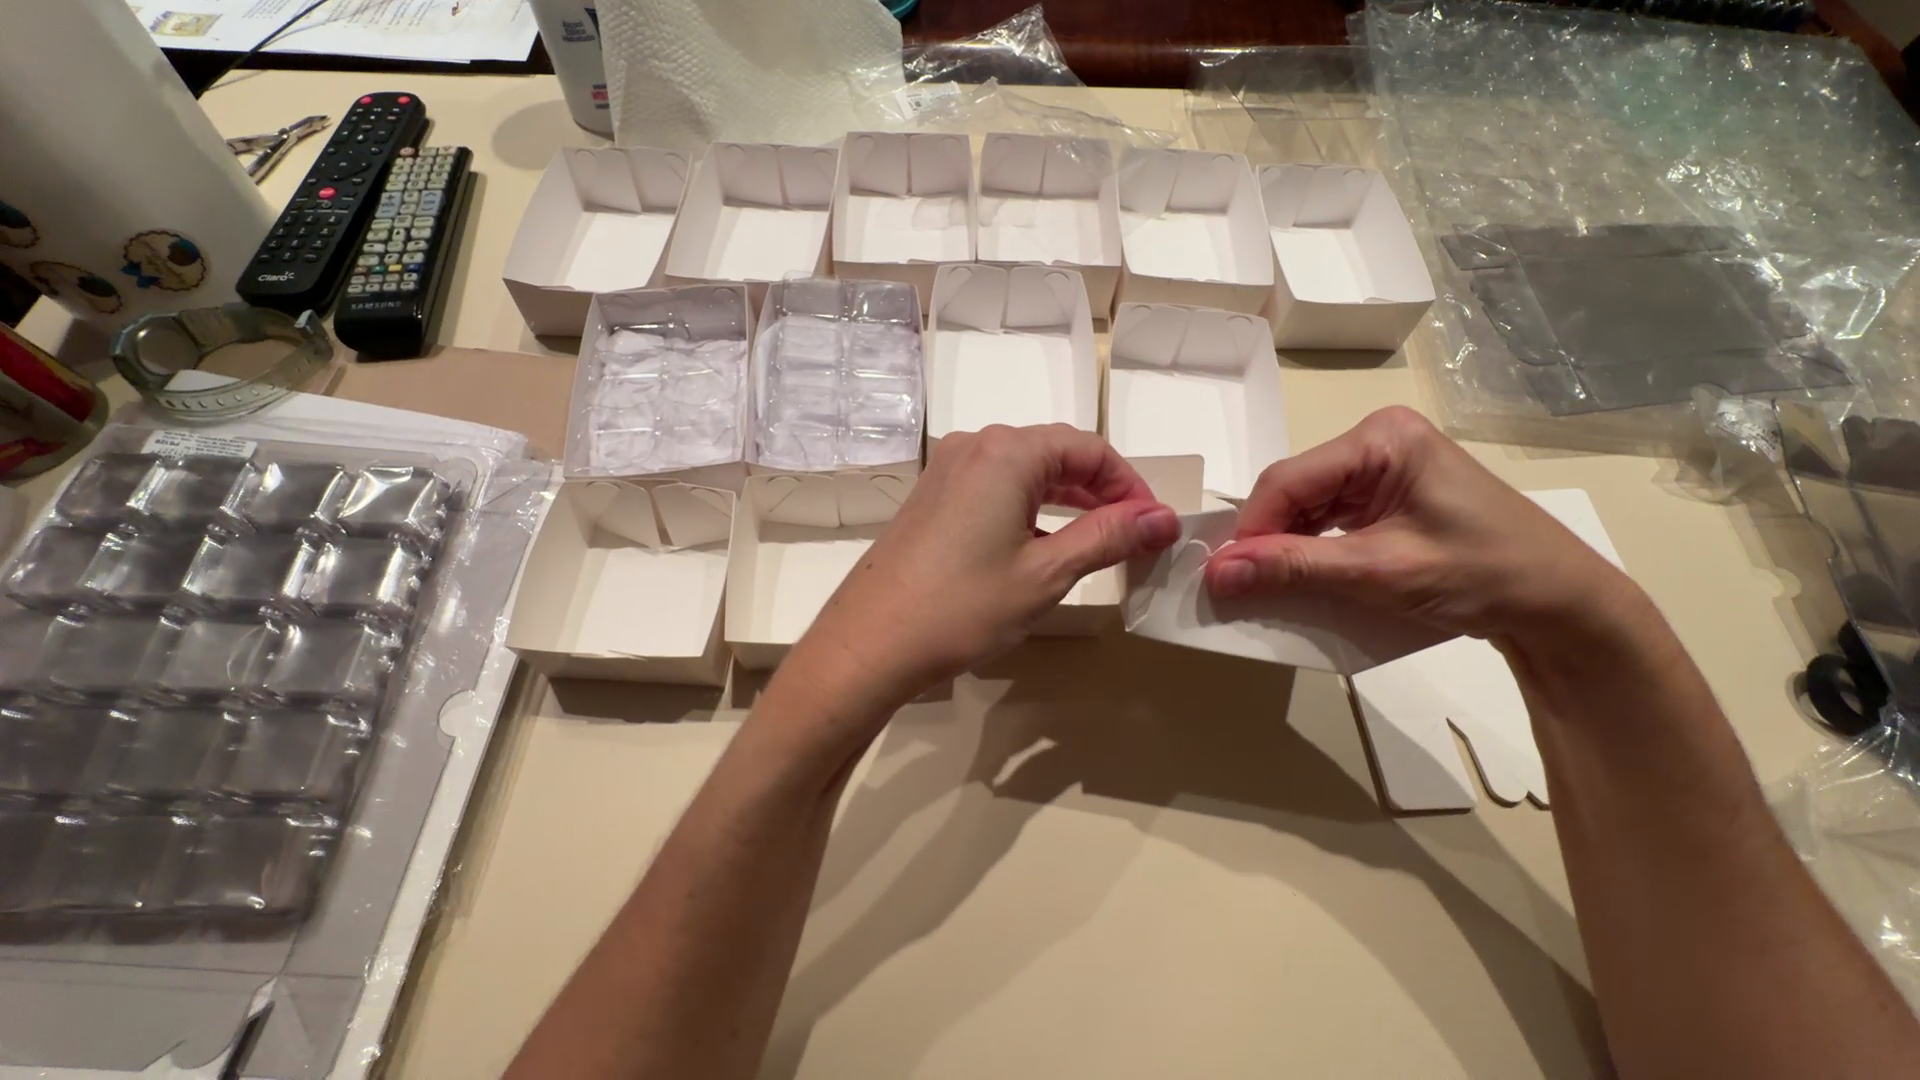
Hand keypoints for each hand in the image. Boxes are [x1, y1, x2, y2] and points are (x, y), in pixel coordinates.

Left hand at [783, 425, 1178, 716]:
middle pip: (1056, 453)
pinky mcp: (933, 496)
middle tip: (1133, 536)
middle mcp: (976, 445)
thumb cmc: (964, 606)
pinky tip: (1044, 543)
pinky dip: (1030, 507)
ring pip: (1025, 470)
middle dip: (1101, 491)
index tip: (1154, 524)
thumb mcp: (1046, 572)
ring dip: (1067, 500)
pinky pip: (995, 487)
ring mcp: (948, 469)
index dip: (1130, 484)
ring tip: (1099, 540)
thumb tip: (1164, 517)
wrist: (871, 642)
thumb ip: (1108, 537)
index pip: (1090, 448)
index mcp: (1007, 451)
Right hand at [1203, 406, 1628, 640]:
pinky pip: (1329, 518)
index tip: (1226, 577)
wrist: (1561, 605)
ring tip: (1269, 588)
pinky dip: (1311, 550)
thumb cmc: (1482, 576)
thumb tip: (1218, 574)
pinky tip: (1303, 578)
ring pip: (1306, 506)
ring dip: (1286, 547)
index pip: (1288, 479)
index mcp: (1381, 438)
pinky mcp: (1389, 495)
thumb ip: (1295, 568)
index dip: (1251, 528)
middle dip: (1267, 539)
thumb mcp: (1380, 572)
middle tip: (1243, 587)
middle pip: (1294, 490)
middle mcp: (1377, 441)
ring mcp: (1384, 467)